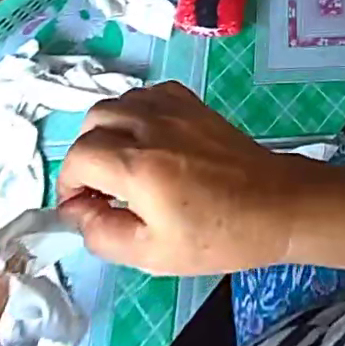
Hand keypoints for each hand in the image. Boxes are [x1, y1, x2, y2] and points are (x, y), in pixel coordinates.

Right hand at [54, 82, 307, 274]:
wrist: (274, 203)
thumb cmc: (217, 235)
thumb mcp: (150, 253)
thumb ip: (102, 232)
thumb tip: (78, 210)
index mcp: (141, 165)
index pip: (79, 155)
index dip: (70, 183)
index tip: (84, 207)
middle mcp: (156, 126)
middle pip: (94, 119)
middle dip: (85, 152)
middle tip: (99, 186)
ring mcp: (178, 108)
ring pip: (120, 100)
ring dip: (108, 128)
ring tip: (121, 163)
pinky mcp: (196, 103)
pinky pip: (151, 92)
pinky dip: (137, 110)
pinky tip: (147, 139)